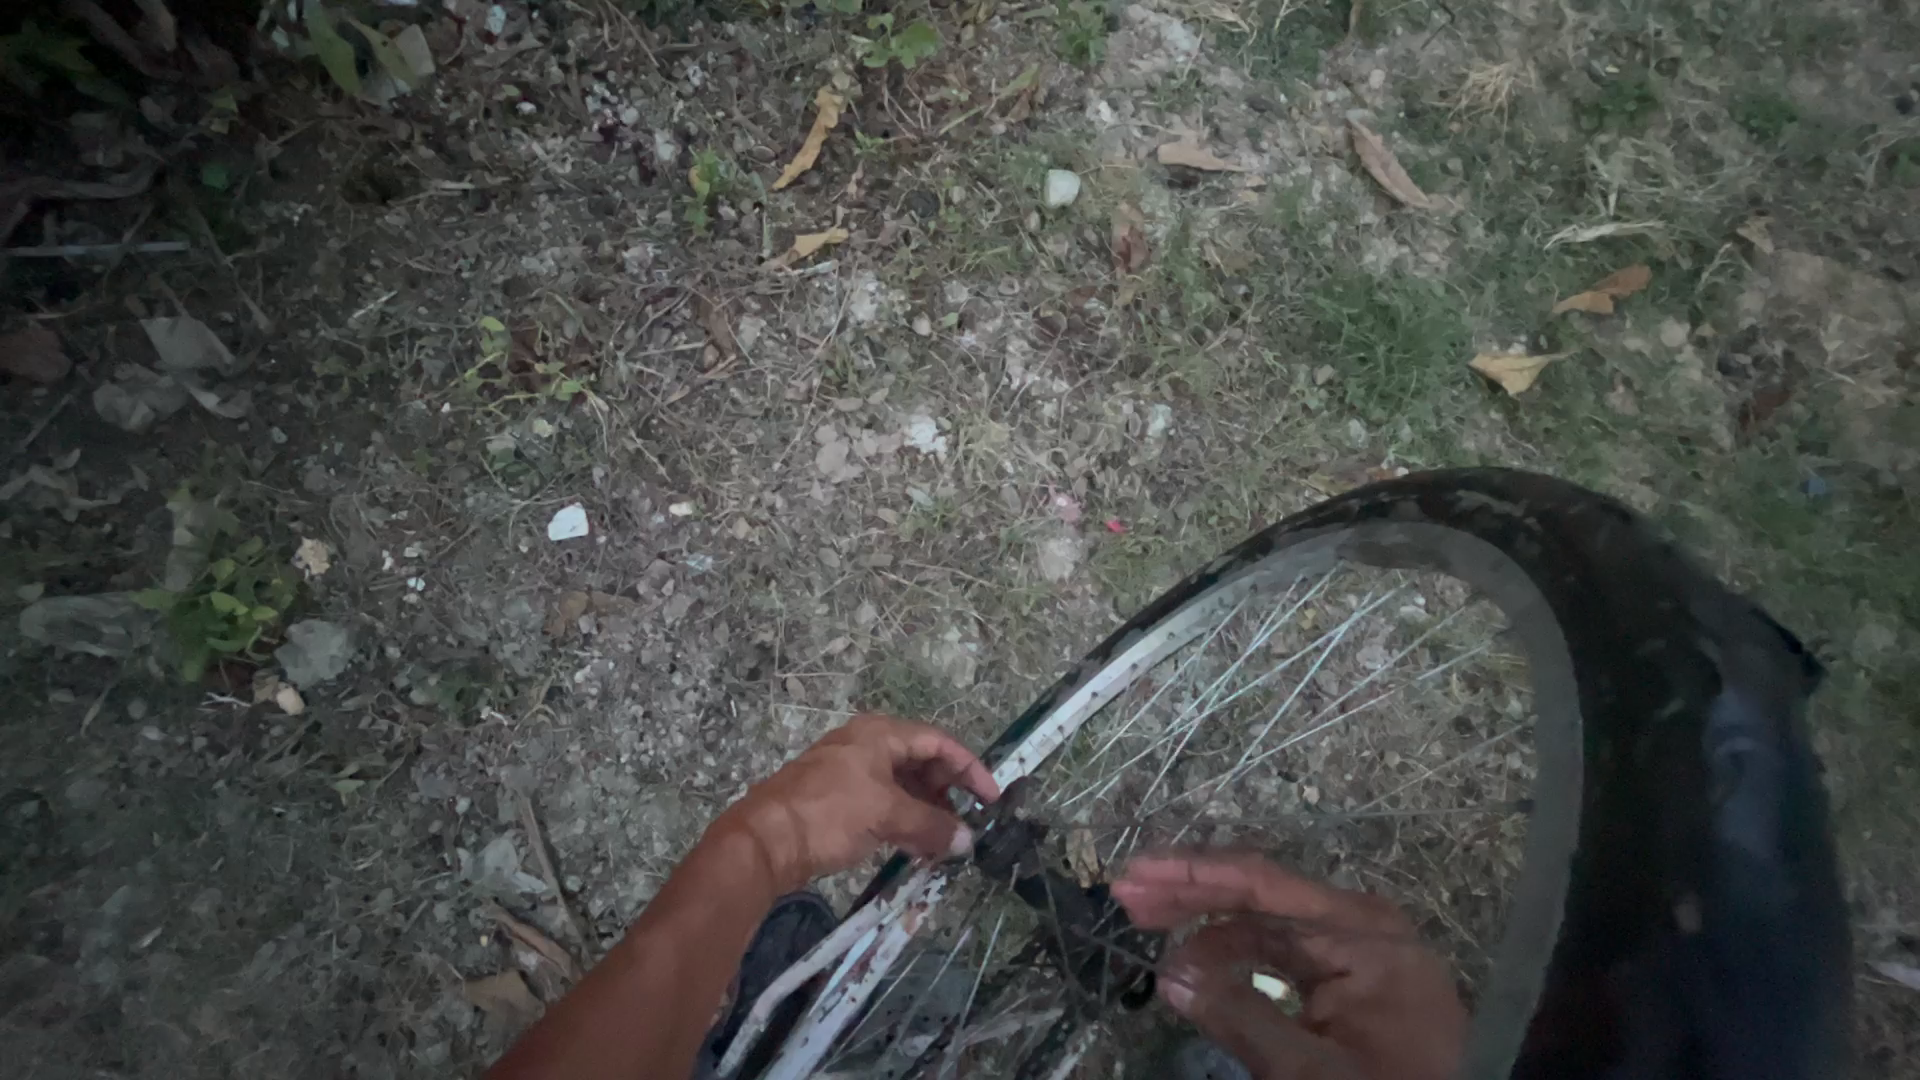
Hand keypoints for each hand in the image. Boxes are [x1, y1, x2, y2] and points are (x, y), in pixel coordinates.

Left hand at [715, 713, 999, 893]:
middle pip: (922, 762)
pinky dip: (905, 821)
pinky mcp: (840, 799)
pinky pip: (885, 803)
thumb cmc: (830, 813)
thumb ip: (931, 826)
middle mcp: (869, 745)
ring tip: (946, 842)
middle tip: (968, 822)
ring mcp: (853, 772)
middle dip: (948, 793)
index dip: (969, 768)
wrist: (764, 840)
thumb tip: (967, 841)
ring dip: (927, 812)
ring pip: (903, 786)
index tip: (991, 798)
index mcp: (881, 734)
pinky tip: (918, 849)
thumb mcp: (887, 815)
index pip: (939, 742)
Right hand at [1111, 851, 1465, 1079]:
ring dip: (1199, 922)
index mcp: (1362, 930)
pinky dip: (1227, 955)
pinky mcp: (1339, 976)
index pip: (1261, 883)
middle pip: (1255, 893)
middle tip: (1124, 891)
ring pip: (1257, 919)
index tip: (1136, 871)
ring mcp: (1347, 948)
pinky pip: (1272, 951)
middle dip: (1187, 891)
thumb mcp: (1315, 1074)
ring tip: (1143, 920)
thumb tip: (1167, 975)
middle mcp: (1354, 923)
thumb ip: (1239, 1017)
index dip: (1191, 873)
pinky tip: (1190, 963)